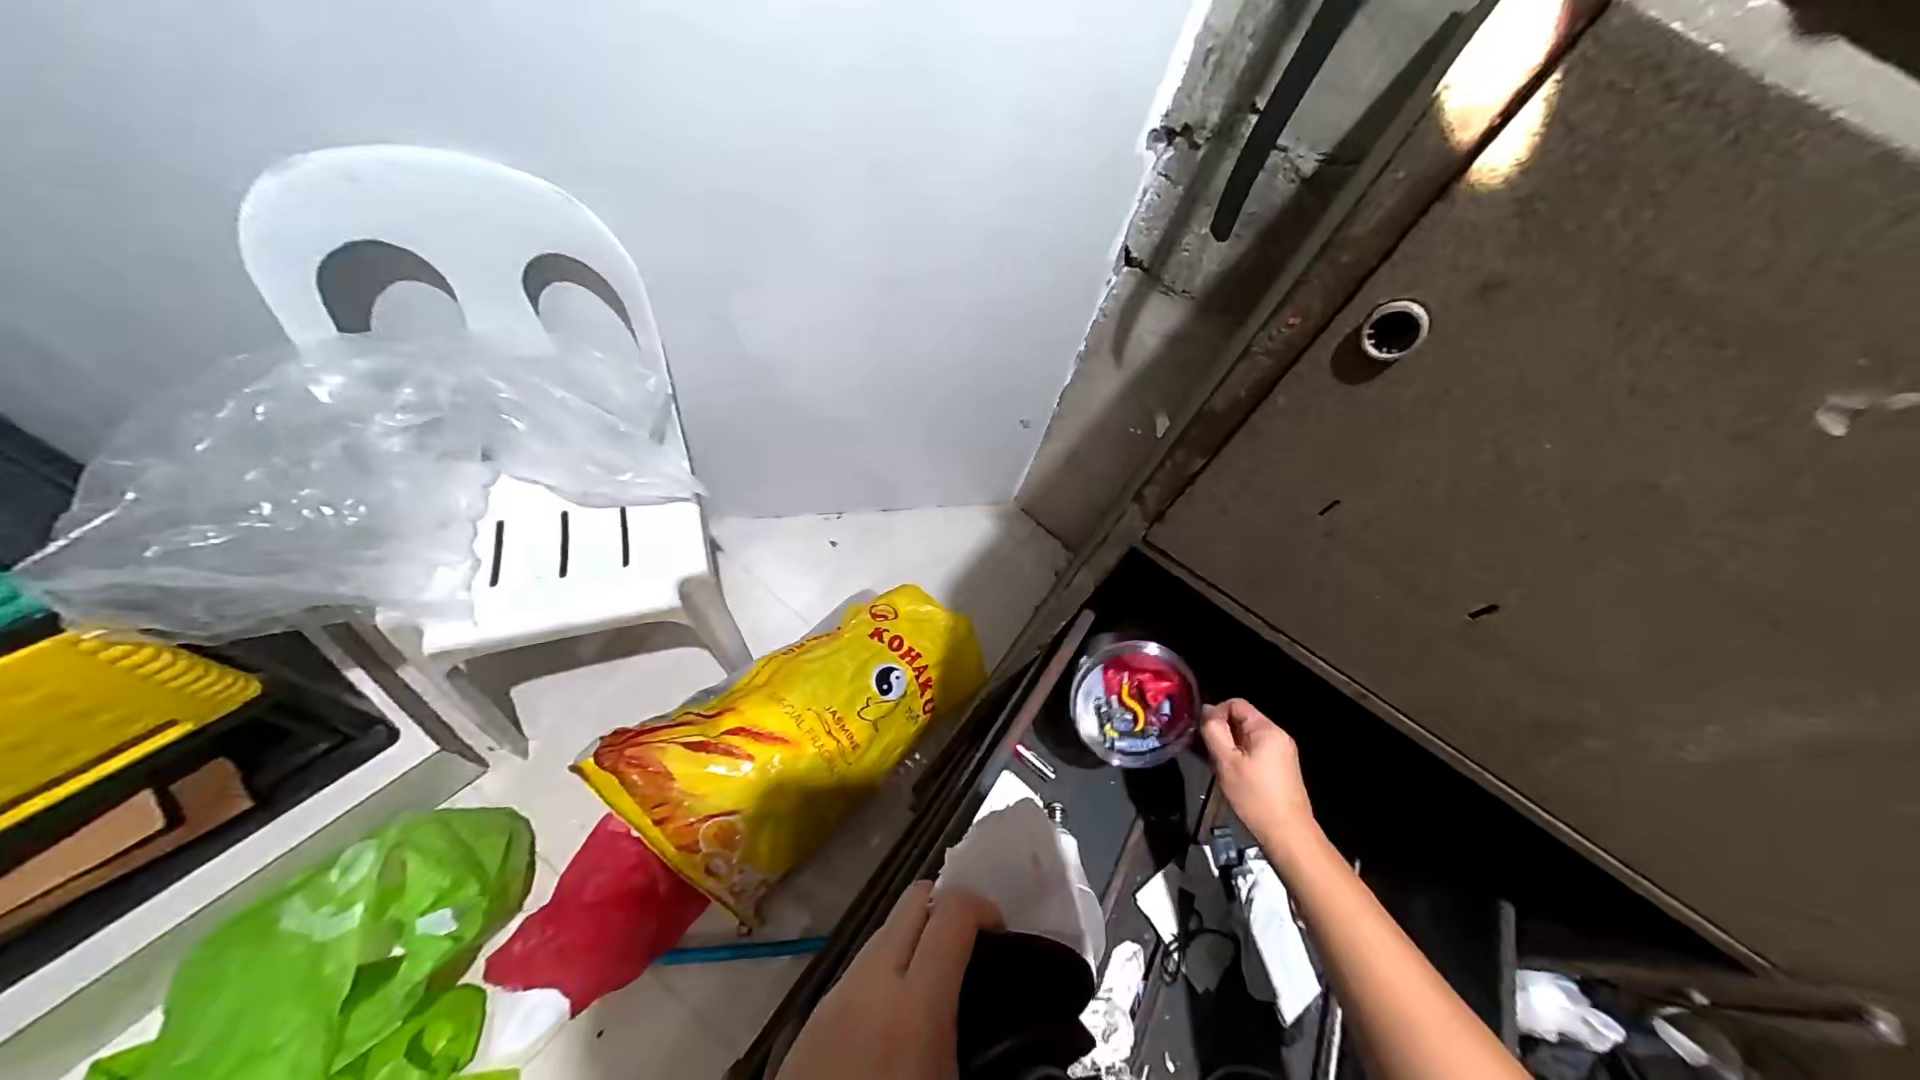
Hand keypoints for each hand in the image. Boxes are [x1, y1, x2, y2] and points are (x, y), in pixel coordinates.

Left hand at [777, 881, 1001, 1079]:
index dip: (983, 907)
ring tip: (936, 990)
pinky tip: (893, 1021)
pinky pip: (859, 967)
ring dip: (915, 940)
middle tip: (971, 953)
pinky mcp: (812, 1015)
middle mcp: (871, 981)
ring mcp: (835, 994)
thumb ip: (998, 1061)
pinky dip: (885, 970)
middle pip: (913, 899)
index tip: (1000, 936)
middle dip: (948, 909)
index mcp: (916, 1004)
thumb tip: (1034, 1052)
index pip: (952, 909)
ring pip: (884, 930)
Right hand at [1200, 699, 1317, 853]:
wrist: (1287, 834)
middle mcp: (1279, 735)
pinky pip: (1257, 750)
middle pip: (1242, 719)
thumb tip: (1206, 709)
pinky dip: (1242, 757)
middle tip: (1212, 755)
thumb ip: (1214, 731)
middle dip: (1224, 732)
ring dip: (1231, 746)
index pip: (1236, 703)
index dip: (1216, 713)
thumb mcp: (1226, 761)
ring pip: (1248, 737)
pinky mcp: (1283, 767)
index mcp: (1267, 730)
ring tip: (1223, 768)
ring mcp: (1283, 752)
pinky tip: (1236, 776)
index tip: (1205, 735)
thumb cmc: (1254, 796)